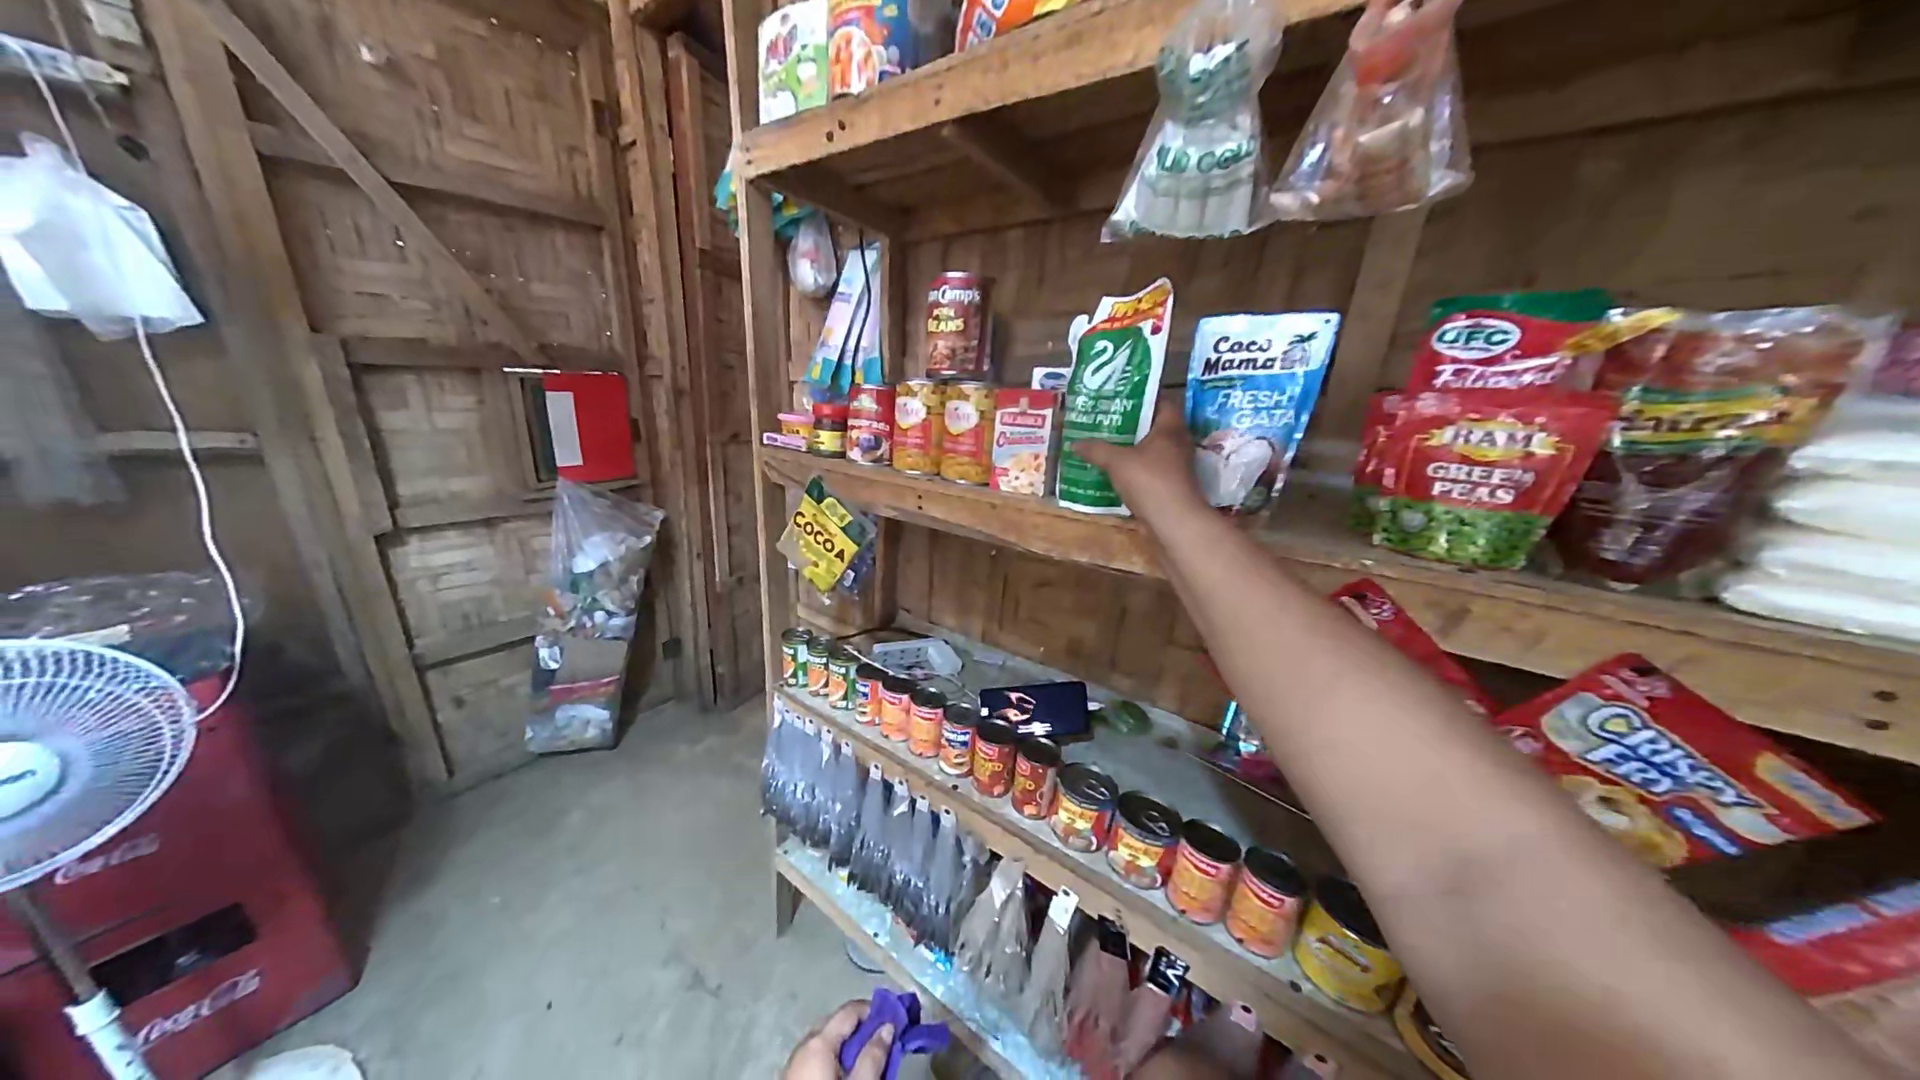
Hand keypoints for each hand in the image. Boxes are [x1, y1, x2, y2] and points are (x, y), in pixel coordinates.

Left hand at [781, 1000, 893, 1079]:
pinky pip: (816, 1061)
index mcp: (818, 1043)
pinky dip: (834, 1060)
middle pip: (836, 1025)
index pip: (850, 1010)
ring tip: (869, 1061)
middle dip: (861, 1029)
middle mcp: (802, 1047)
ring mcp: (793, 1066)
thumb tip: (887, 1026)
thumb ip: (873, 1056)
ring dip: (848, 1046)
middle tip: (885, 1041)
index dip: (874, 1010)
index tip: (895, 1019)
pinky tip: (846, 1076)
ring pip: (826, 1044)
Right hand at [1070, 395, 1206, 522]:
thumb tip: (1074, 443)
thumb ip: (1096, 450)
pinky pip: (1154, 468)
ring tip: (1111, 444)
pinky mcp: (1174, 484)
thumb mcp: (1116, 462)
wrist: (1174, 520)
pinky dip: (1139, 466)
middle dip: (1135, 423)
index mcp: (1170, 427)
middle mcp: (1179, 442)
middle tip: (1110, 420)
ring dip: (1136, 447)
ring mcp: (1179, 465)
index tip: (1122, 398)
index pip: (1164, 401)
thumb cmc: (1149, 481)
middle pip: (1157, 425)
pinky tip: (1120, 470)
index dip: (1145, 397)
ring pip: (1155, 448)